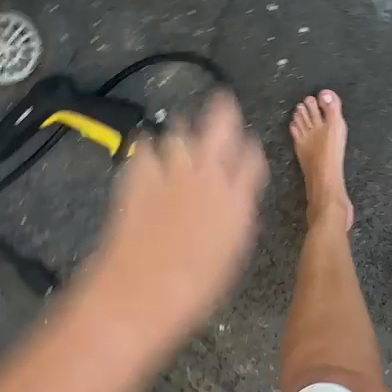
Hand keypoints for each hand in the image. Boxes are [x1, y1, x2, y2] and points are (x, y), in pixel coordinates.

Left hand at [70, 91, 267, 348]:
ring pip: (181, 132)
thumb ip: (238, 218)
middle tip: (223, 98)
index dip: (252, 147)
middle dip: (224, 109)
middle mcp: (207, 175)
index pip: (253, 156)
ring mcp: (171, 172)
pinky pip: (144, 148)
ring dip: (185, 126)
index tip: (250, 143)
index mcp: (237, 197)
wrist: (138, 293)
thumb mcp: (231, 255)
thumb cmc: (193, 288)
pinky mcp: (138, 176)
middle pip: (221, 126)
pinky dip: (148, 145)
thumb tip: (240, 203)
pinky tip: (147, 146)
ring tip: (184, 122)